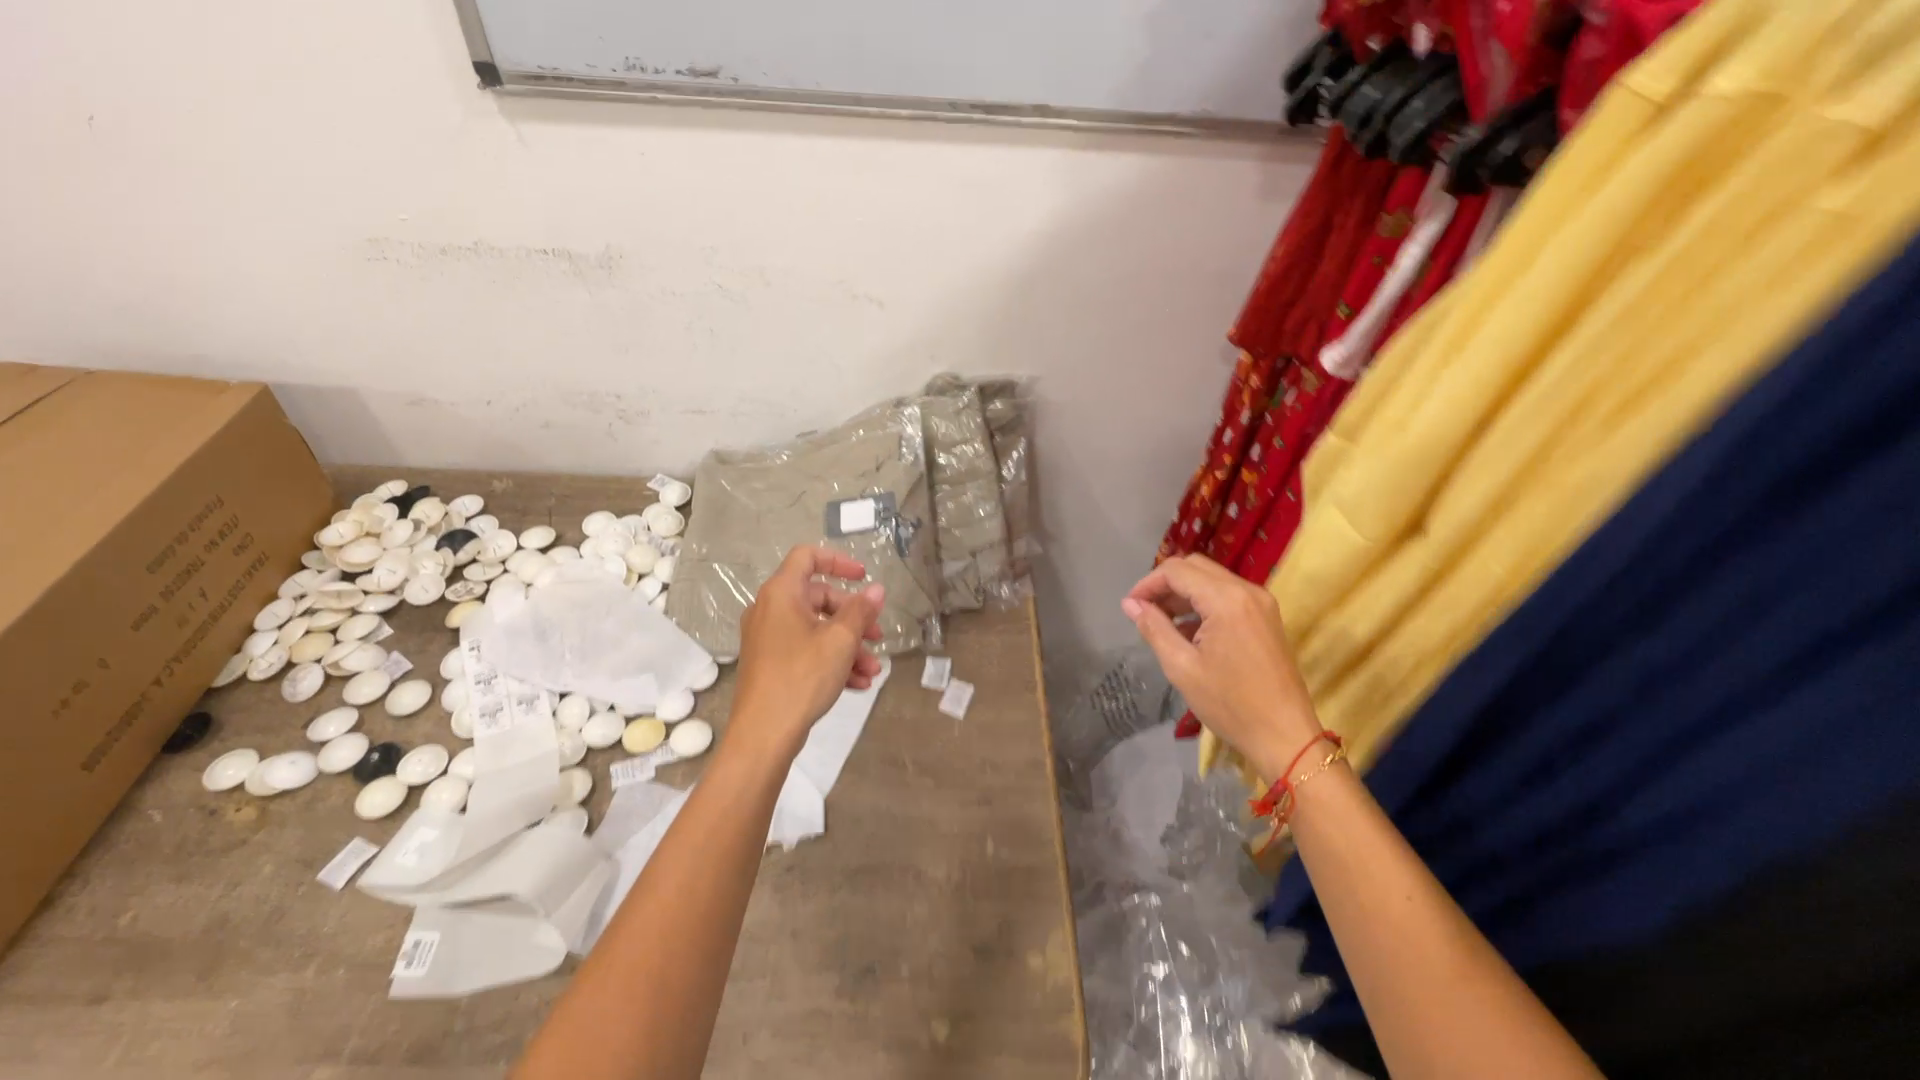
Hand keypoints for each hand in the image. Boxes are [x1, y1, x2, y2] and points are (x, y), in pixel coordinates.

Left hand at [732, 546, 885, 751]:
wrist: (763, 732)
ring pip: (816, 630)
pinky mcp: (770, 664)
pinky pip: (806, 651)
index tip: (864, 577)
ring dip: (848, 646)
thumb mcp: (840, 641)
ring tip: (873, 670)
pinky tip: (858, 684)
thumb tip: (876, 590)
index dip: (838, 561)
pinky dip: (832, 661)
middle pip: (818, 598)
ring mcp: (768, 638)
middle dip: (853, 618)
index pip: (808, 557)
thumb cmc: (802, 676)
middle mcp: (770, 610)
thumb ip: (861, 611)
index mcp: (781, 593)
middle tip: (878, 638)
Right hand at [1122, 555, 1321, 778]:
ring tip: (1162, 623)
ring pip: (1213, 580)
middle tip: (1144, 612)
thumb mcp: (1182, 667)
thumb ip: (1154, 628)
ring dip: (1184, 594)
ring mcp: (1262, 603)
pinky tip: (1190, 632)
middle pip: (1196, 567)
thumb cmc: (1230, 704)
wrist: (1284, 735)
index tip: (1129, 607)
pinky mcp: (1267, 617)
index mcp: (1227, 600)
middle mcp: (1248, 591)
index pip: (1177, 570)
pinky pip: (1229, 596)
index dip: (1148, 583)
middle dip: (1165, 584)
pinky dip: (1204, 604)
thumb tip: (1131, 604)